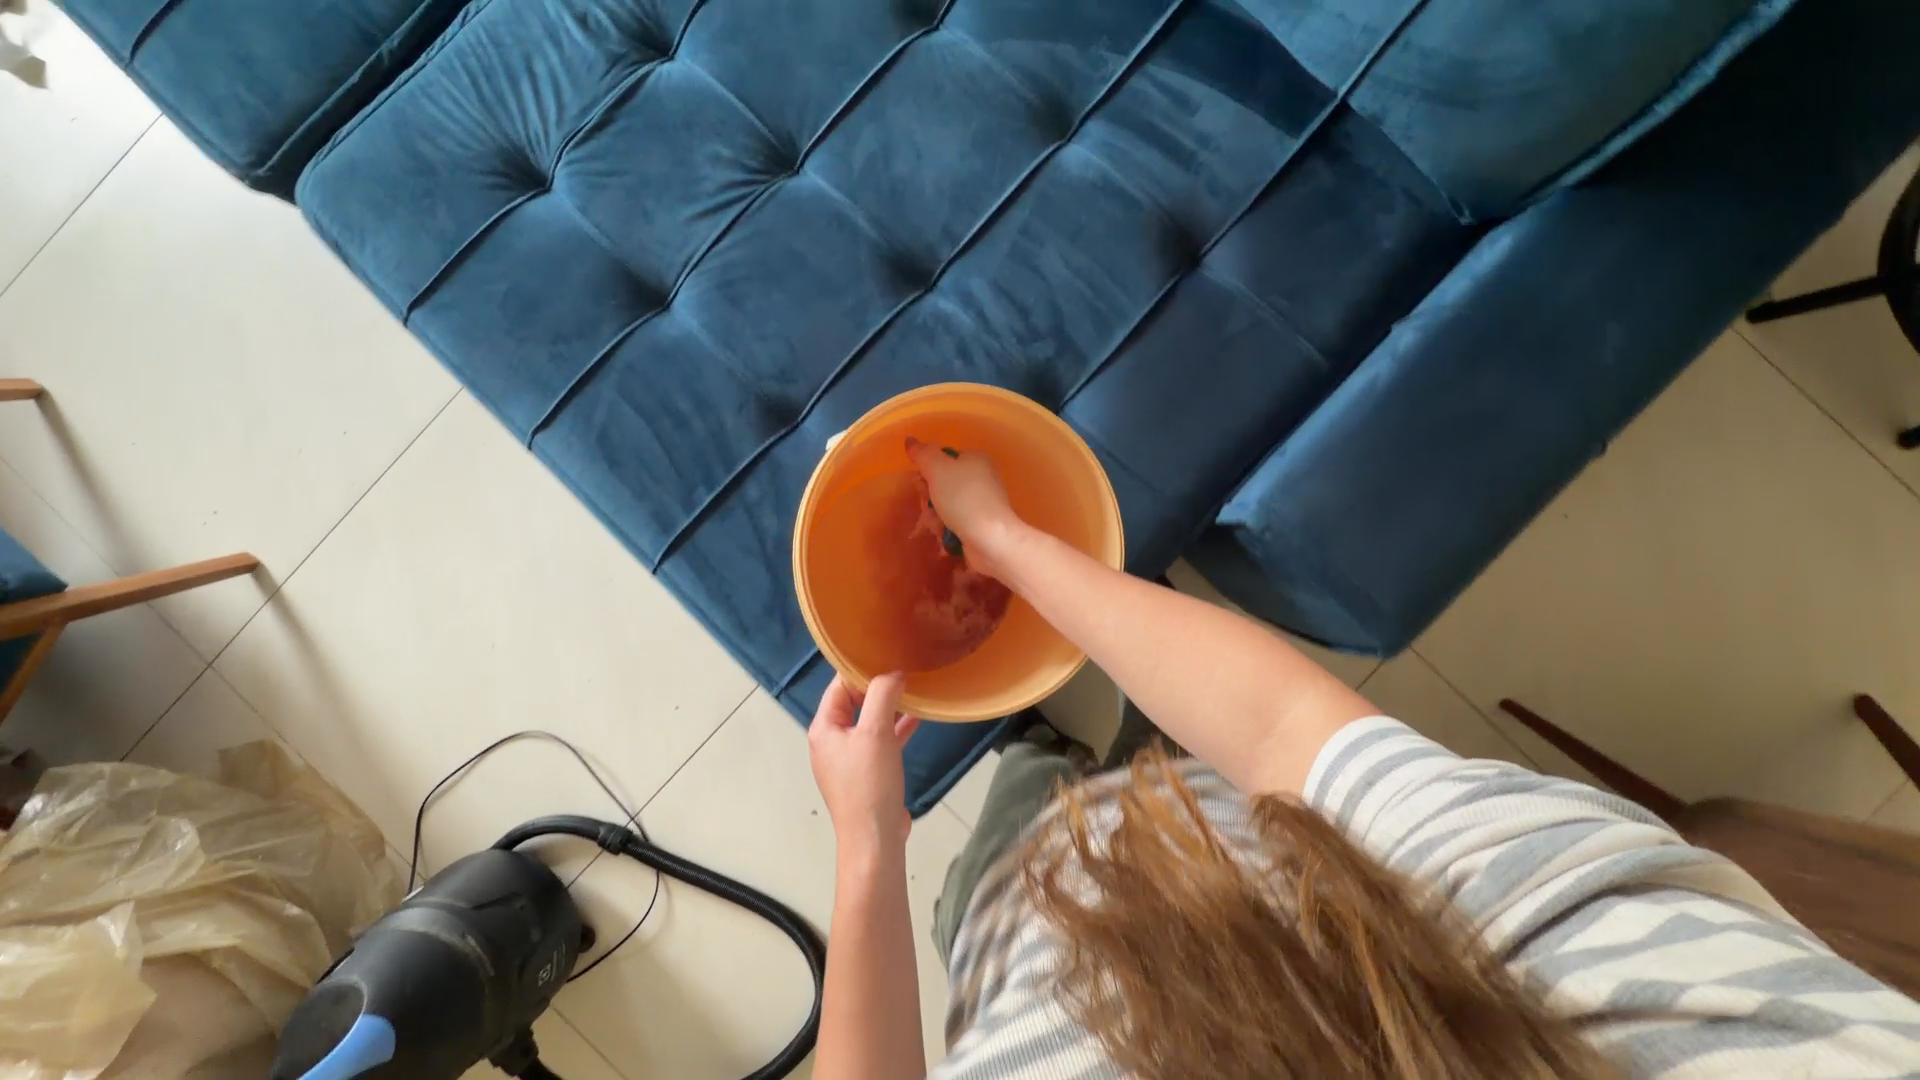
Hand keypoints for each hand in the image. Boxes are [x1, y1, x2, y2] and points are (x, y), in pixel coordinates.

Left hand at [808, 673, 920, 852]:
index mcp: (824, 728)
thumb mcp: (876, 732)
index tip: (888, 654)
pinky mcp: (868, 773)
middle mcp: (833, 741)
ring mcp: (850, 759)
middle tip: (905, 667)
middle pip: (854, 702)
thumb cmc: (869, 782)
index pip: (838, 686)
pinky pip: (882, 741)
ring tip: (914, 687)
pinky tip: (919, 716)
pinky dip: (896, 728)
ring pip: (870, 721)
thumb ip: (883, 695)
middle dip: (878, 686)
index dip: (861, 670)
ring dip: (890, 706)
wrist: (875, 838)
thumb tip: (893, 672)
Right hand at [905, 437, 1022, 578]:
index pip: (944, 459)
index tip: (920, 482)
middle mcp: (981, 479)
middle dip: (930, 498)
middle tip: (930, 506)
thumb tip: (910, 440)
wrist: (990, 539)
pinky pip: (953, 524)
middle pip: (942, 484)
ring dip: (935, 517)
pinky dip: (946, 530)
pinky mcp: (979, 526)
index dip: (927, 471)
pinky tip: (946, 537)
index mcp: (976, 460)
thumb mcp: (938, 469)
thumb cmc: (964, 499)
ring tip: (939, 526)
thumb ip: (923, 454)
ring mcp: (981, 504)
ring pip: (945, 507)